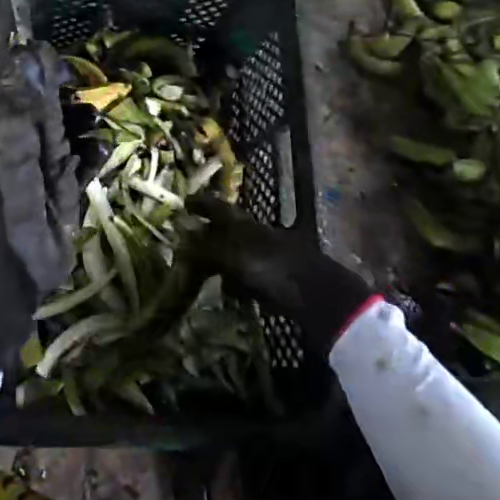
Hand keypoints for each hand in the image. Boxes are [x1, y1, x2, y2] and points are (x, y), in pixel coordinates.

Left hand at [0, 39, 80, 367]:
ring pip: (64, 131)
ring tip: (95, 122)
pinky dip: (93, 154)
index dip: (35, 66)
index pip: (13, 82)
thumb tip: (29, 56)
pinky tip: (101, 149)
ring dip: (82, 122)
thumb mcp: (8, 157)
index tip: (59, 62)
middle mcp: (16, 143)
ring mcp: (38, 169)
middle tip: (82, 92)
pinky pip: (80, 163)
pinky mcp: (58, 193)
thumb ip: (20, 110)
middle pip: (43, 104)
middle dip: (64, 93)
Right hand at [191, 201, 378, 349]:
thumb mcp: (235, 256)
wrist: (319, 295)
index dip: (200, 203)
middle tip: (183, 247)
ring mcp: (265, 256)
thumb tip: (179, 240)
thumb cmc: (274, 269)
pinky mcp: (274, 279)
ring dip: (219, 262)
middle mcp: (254, 234)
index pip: (216, 206)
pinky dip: (235, 283)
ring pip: (235, 254)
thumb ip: (207, 248)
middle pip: (225, 230)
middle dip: (205, 237)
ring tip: (199, 275)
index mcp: (244, 223)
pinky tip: (230, 293)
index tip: (182, 204)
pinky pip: (246, 276)